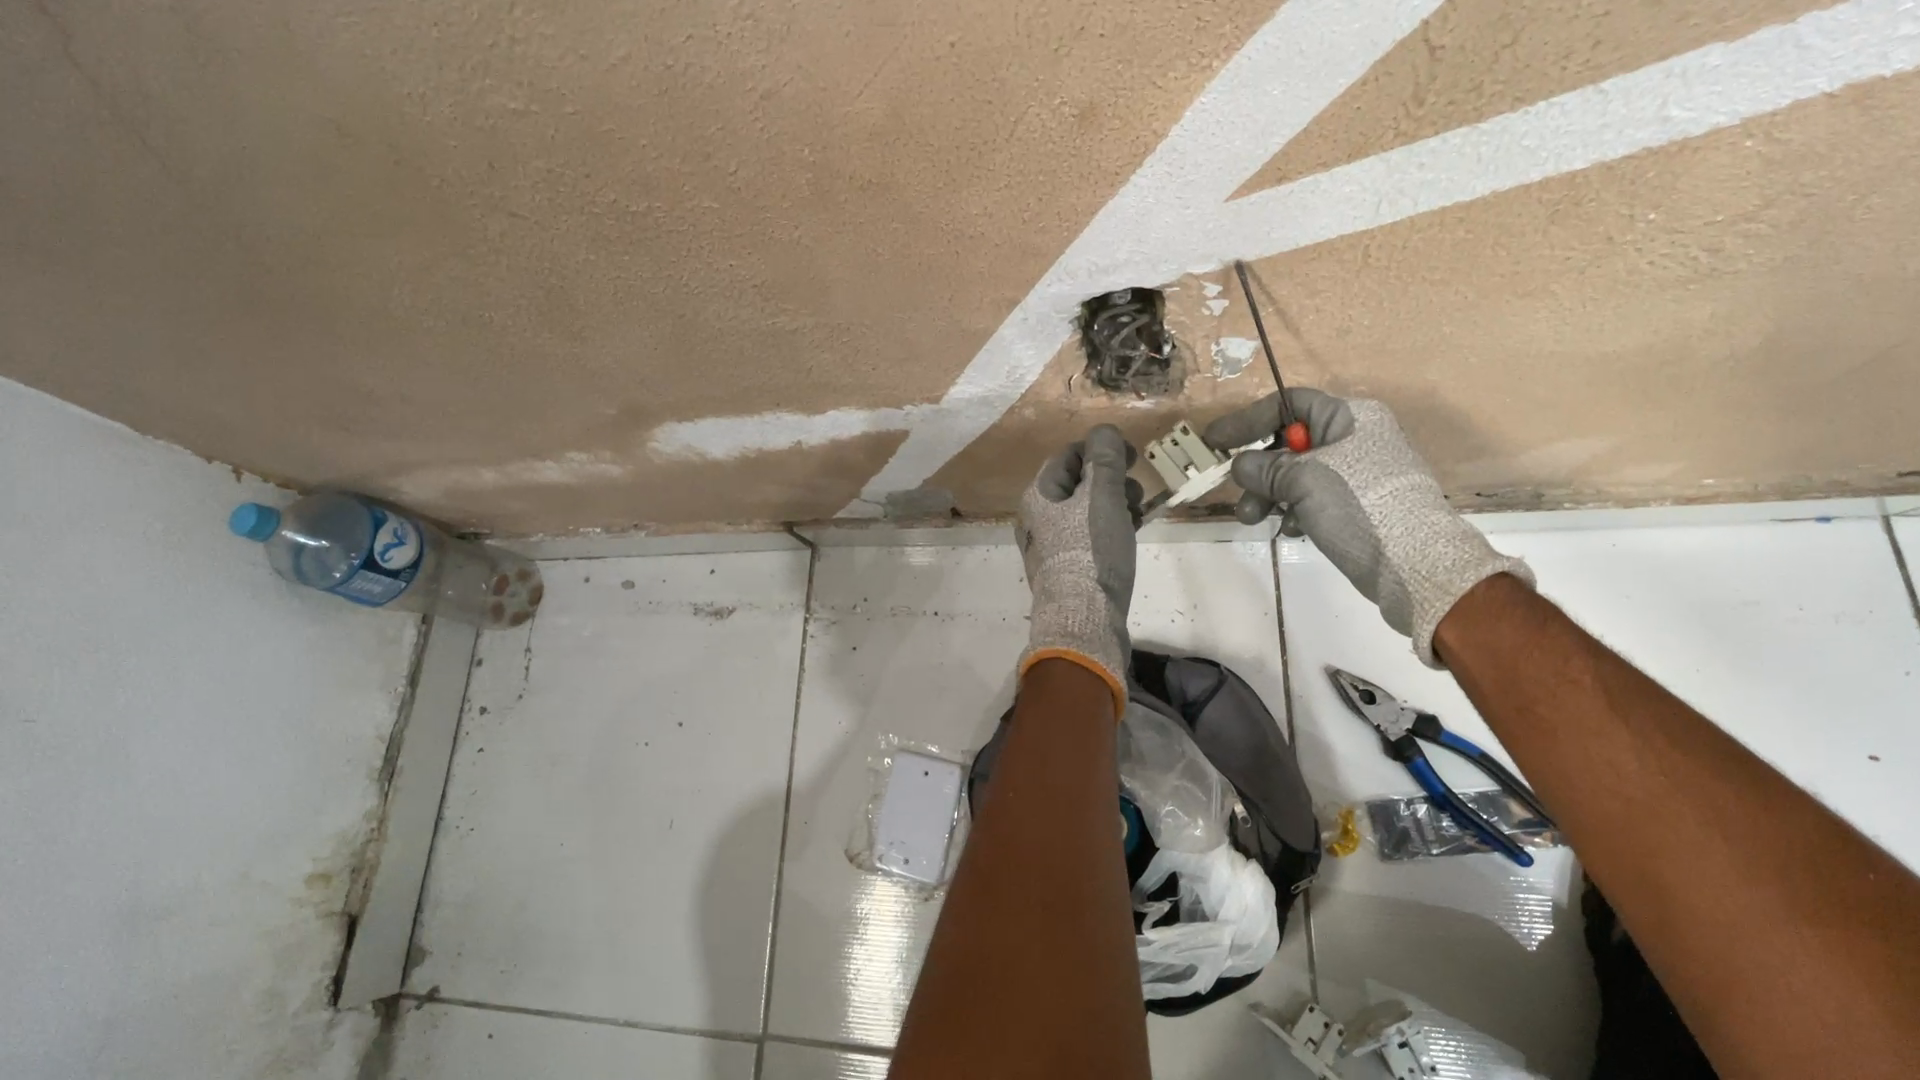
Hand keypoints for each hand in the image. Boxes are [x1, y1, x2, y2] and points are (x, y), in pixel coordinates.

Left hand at [1016, 425, 1143, 713]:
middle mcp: (1038, 519)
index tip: (1132, 456)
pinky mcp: (1069, 571)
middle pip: (1077, 484)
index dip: (1100, 449)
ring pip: (1086, 511)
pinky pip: (1090, 537)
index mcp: (1038, 496)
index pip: (1068, 455)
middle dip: (1111, 479)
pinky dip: (1111, 529)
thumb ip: (1104, 461)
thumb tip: (1104, 432)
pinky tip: (1132, 534)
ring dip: (1115, 504)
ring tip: (1139, 514)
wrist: (1083, 620)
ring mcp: (1051, 547)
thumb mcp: (1101, 498)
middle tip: (1137, 490)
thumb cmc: (1090, 553)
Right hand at [1204, 389, 1532, 666]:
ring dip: (1270, 495)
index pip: (1288, 403)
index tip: (1216, 440)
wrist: (1414, 564)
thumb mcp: (1304, 479)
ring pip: (1298, 475)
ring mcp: (1360, 474)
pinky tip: (1292, 529)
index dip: (1248, 419)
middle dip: (1258, 470)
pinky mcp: (1359, 507)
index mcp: (1350, 417)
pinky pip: (1314, 499)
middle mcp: (1356, 439)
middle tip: (1238, 495)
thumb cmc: (1359, 505)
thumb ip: (1265, 467)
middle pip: (1289, 443)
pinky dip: (1295, 511)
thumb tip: (1241, 465)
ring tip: (1256, 519)